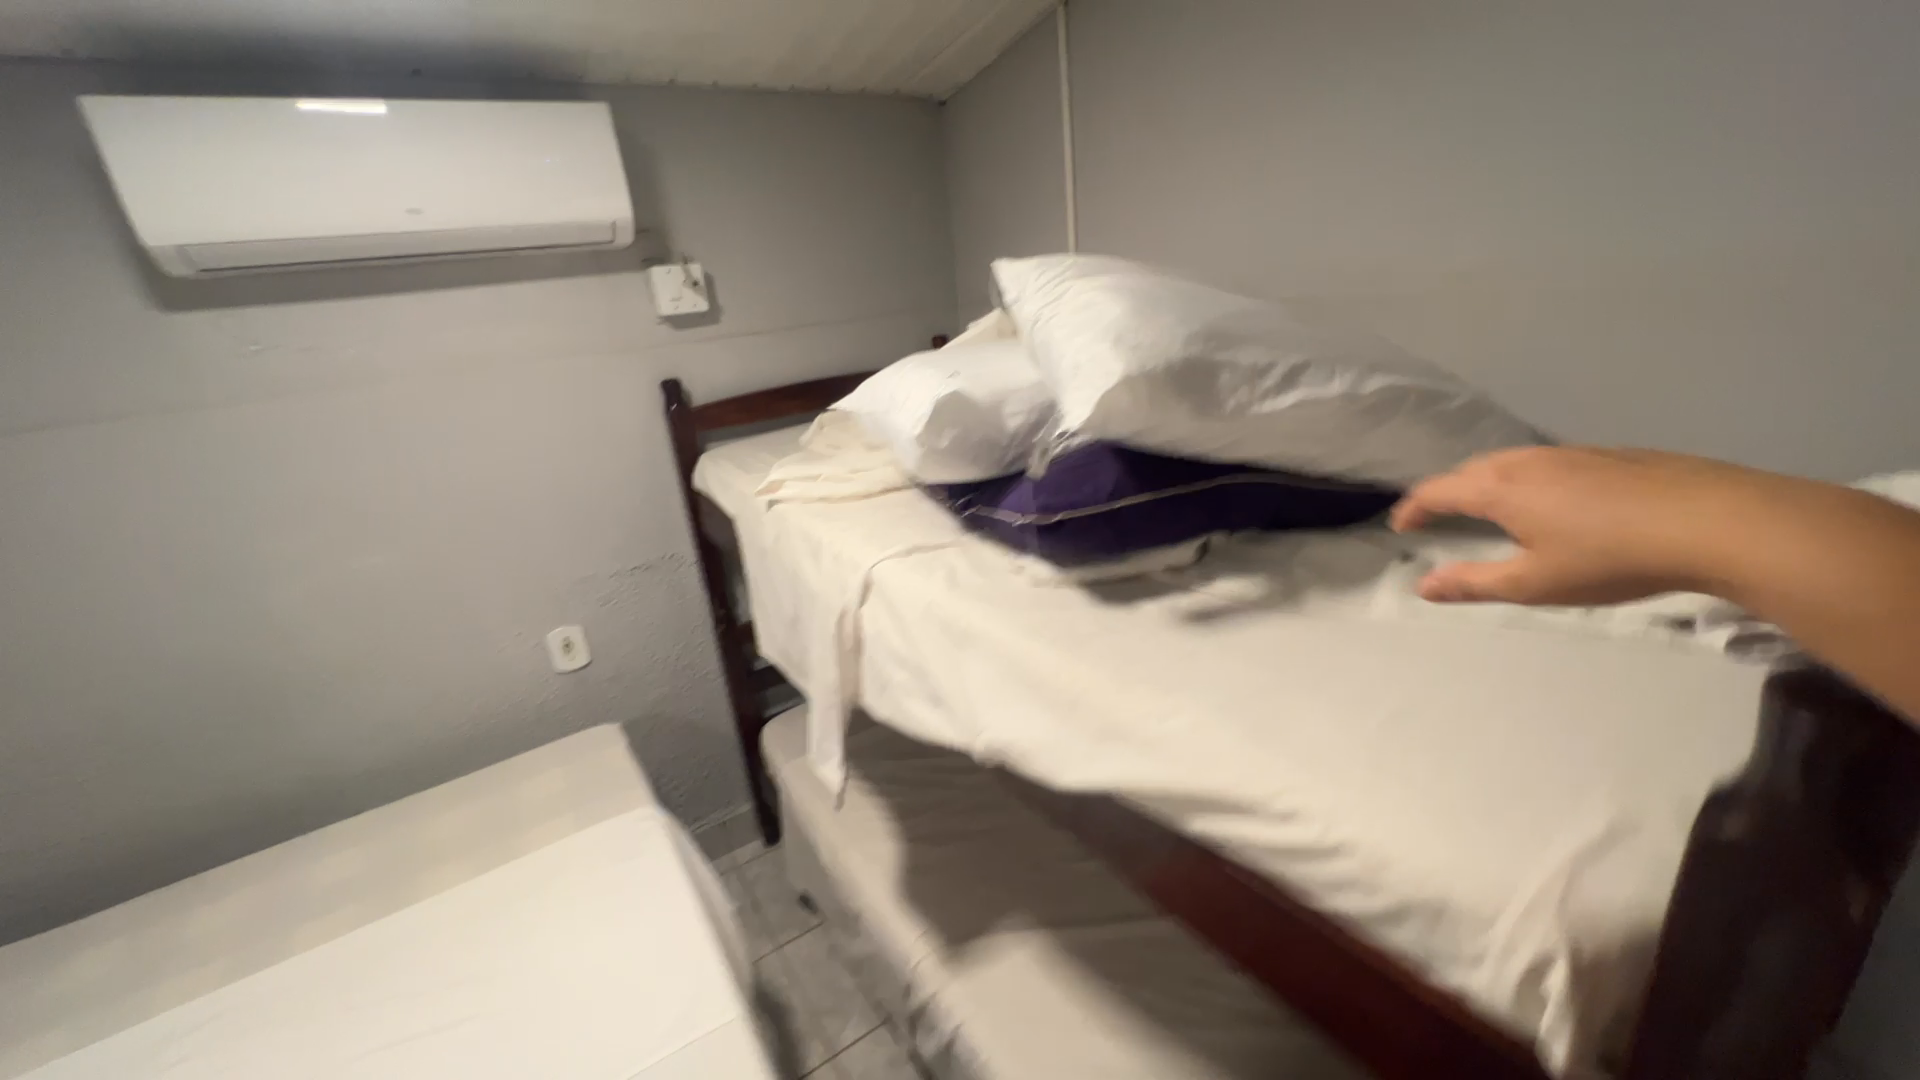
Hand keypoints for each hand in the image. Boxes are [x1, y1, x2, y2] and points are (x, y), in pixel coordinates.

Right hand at [1389, 447, 1783, 605]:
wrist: (1718, 523)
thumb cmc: (1612, 558)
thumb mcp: (1535, 584)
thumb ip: (1473, 583)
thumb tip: (1422, 586)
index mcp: (1501, 489)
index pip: (1438, 491)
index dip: (1414, 507)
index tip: (1401, 524)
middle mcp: (1529, 462)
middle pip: (1472, 469)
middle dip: (1448, 490)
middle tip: (1439, 514)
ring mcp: (1574, 453)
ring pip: (1513, 462)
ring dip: (1488, 481)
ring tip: (1491, 506)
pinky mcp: (1614, 455)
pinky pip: (1551, 463)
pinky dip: (1530, 479)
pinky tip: (1556, 501)